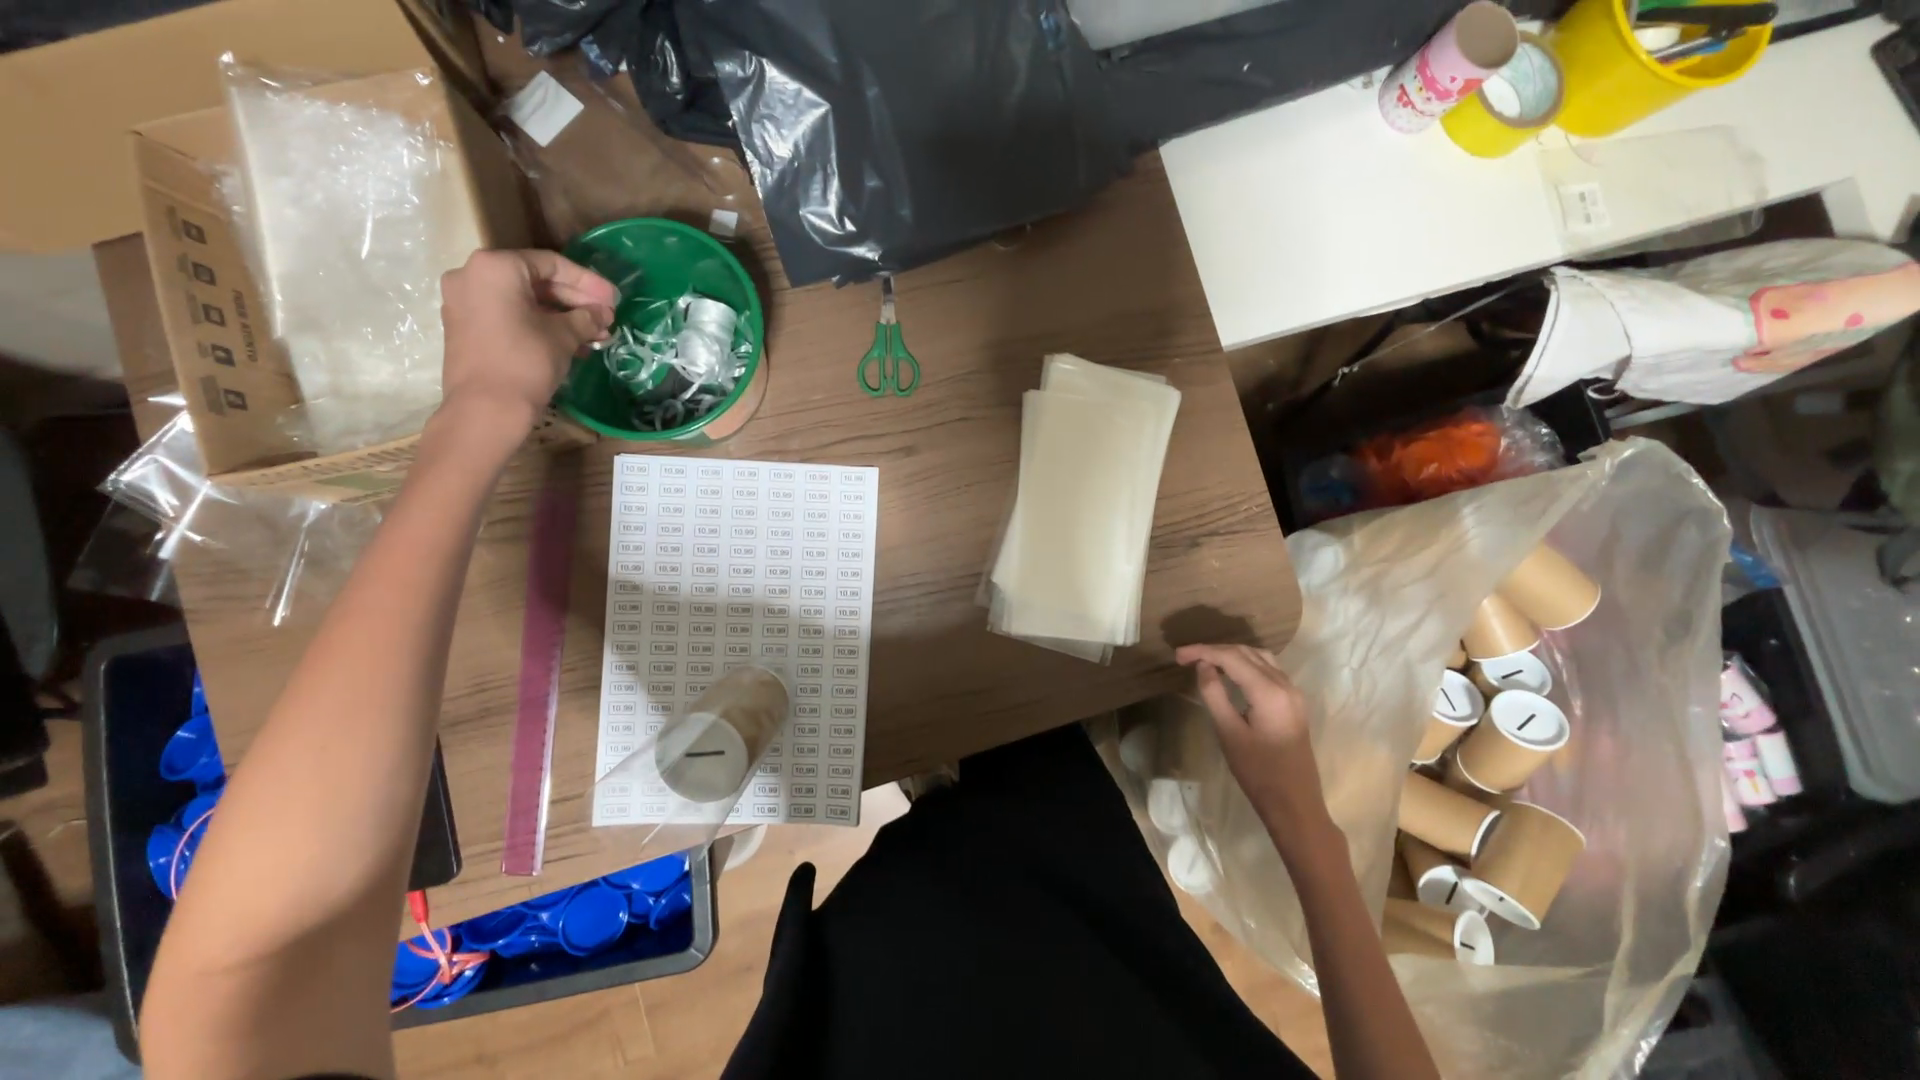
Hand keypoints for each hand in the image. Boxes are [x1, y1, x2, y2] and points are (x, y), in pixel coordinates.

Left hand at [438, 249, 617, 430]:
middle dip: (575, 301)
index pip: (552, 264)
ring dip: (561, 317)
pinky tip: (570, 344)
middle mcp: (472, 275)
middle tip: (606, 318)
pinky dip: (538, 325)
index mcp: (496, 267)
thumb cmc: (525, 362)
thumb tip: (602, 314)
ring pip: (523, 301)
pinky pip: (508, 316)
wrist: (485, 410)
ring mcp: (463, 301)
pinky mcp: (464, 327)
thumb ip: (586, 318)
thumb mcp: (563, 336)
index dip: (589, 282)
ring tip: (595, 337)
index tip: (614, 299)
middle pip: (535, 281)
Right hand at [1175, 644, 1331, 847]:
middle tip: (1186, 657)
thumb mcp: (1229, 733)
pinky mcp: (1294, 703)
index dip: (1203, 651)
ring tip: (1205, 661)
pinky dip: (1247, 664)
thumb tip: (1203, 666)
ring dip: (1232, 654)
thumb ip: (1214, 694)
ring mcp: (1294, 693)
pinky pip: (1269, 670)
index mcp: (1269, 692)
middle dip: (1215, 650)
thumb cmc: (1258, 772)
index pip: (1232, 658)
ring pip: (1261, 658)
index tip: (1177, 655)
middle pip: (1247, 653)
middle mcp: (1285, 685)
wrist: (1295, 803)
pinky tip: (1231, 673)